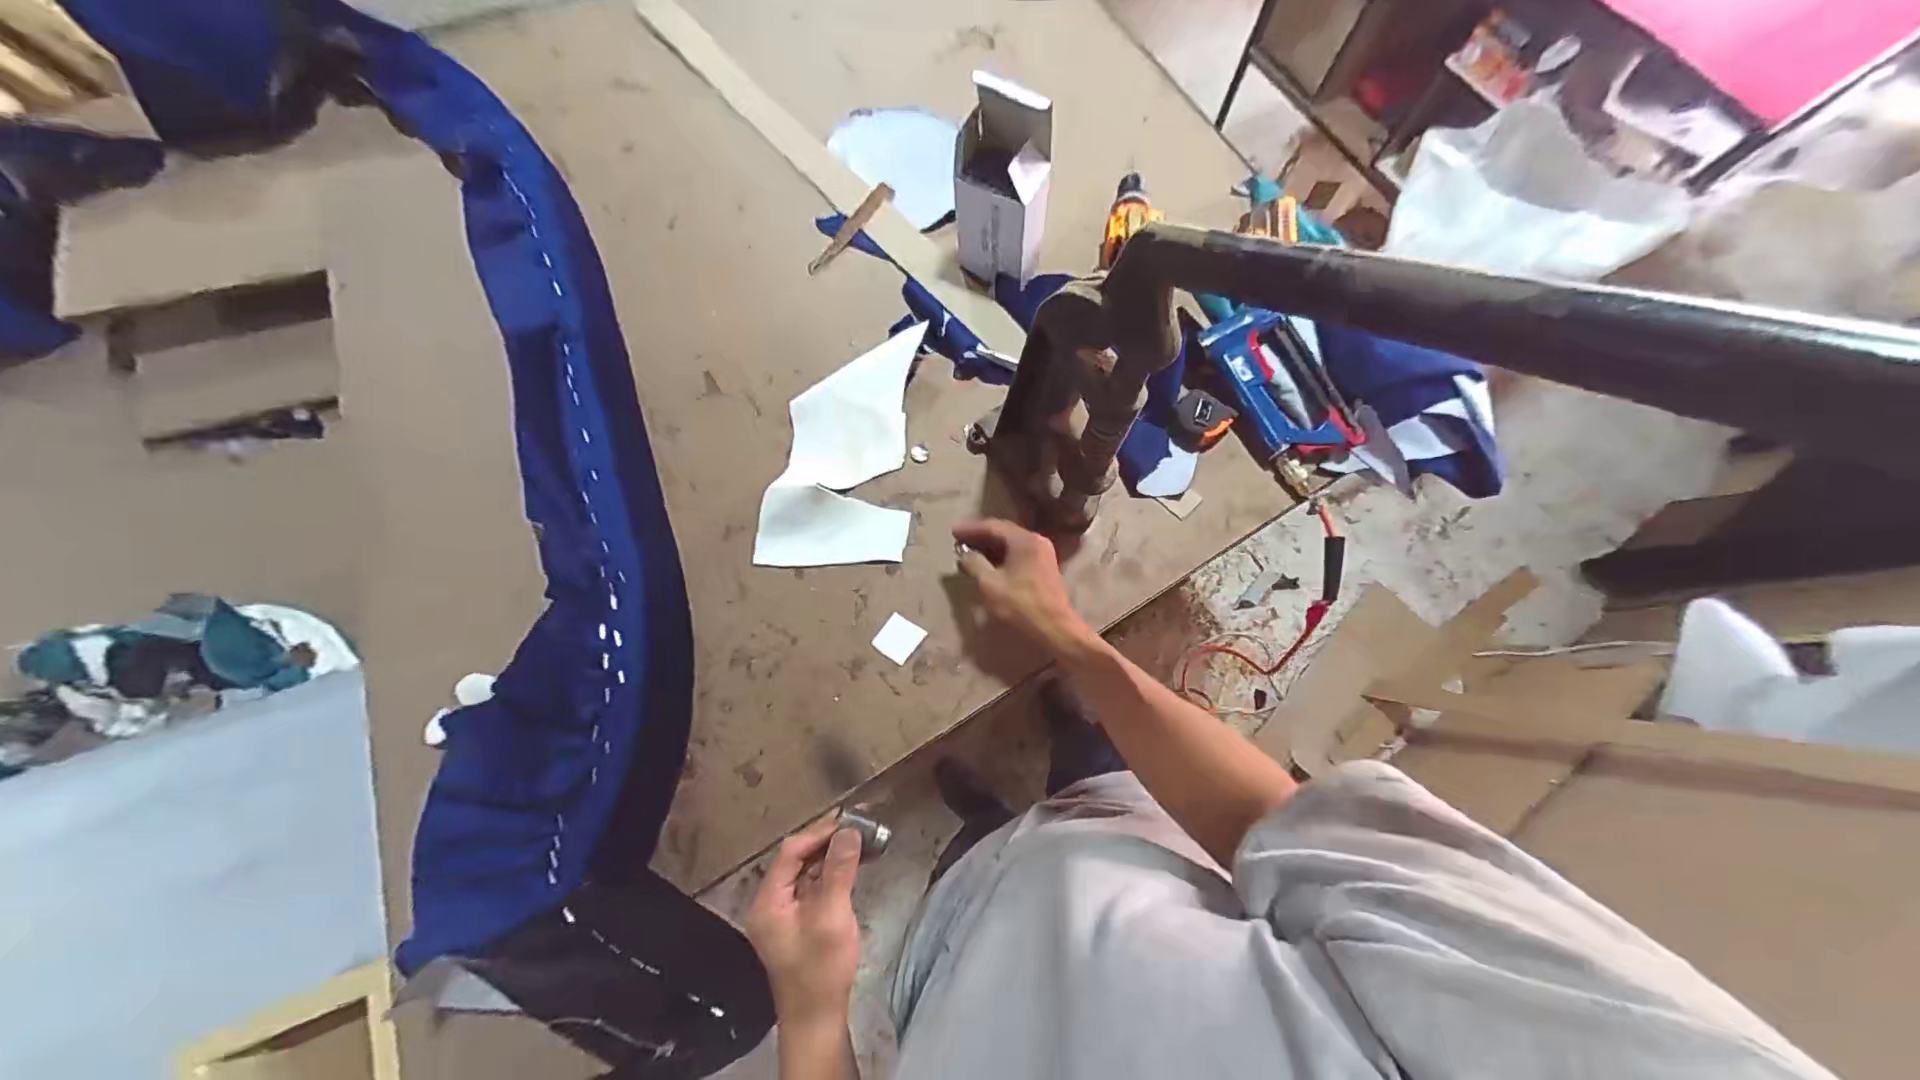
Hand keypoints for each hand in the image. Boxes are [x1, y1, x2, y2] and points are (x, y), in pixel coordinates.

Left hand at [747, 813, 863, 1031]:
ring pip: (807, 869)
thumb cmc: (821, 970)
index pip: (790, 851)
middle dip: (827, 840)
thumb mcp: (832, 916)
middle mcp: (771, 902)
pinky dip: (833, 871)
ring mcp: (785, 912)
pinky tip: (853, 864)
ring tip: (861, 840)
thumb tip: (850, 831)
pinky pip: (814, 884)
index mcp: (768, 900)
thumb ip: (839, 871)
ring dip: (832, 854)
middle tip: (858, 827)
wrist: (817, 1019)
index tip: (849, 821)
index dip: (819, 832)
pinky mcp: (799, 920)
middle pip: (797, 858)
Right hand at [952, 519, 1090, 653]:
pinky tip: (990, 562)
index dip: (971, 529)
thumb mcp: (989, 584)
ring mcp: (1044, 553)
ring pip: (1012, 543)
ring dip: (992, 546)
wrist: (1054, 627)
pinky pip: (1020, 553)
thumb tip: (965, 554)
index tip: (953, 531)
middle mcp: (1036, 540)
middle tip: (960, 538)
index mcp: (1024, 540)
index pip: (993, 526)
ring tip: (971, 550)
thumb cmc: (1020, 604)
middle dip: (981, 535)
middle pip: (1004, 532)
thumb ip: (974, 564)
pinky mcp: (1045, 567)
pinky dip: (1003, 554)